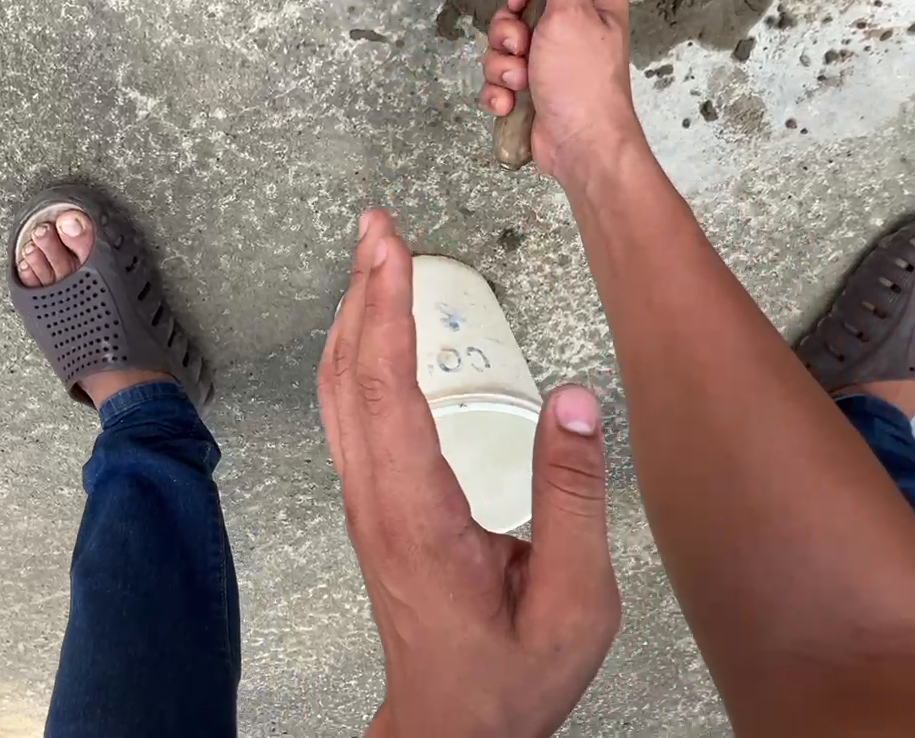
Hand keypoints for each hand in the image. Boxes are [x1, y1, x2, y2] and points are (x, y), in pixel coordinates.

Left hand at [319, 210, 621, 737]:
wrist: (450, 720)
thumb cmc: (509, 673)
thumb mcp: (574, 601)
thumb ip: (571, 497)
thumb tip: (577, 400)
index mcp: (416, 510)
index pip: (389, 387)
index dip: (387, 307)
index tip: (391, 247)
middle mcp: (373, 491)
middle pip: (349, 369)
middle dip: (362, 287)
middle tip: (377, 225)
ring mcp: (360, 491)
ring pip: (337, 383)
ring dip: (352, 311)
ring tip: (372, 255)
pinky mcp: (366, 492)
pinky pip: (345, 403)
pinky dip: (353, 346)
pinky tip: (369, 322)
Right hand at [480, 0, 639, 183]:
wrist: (578, 144)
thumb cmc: (583, 83)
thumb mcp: (571, 14)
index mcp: (589, 5)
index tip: (520, 5)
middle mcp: (568, 31)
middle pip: (513, 14)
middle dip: (507, 36)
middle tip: (523, 50)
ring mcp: (546, 63)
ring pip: (500, 50)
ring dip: (502, 68)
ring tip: (522, 84)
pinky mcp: (529, 91)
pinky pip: (496, 82)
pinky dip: (499, 94)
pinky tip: (512, 104)